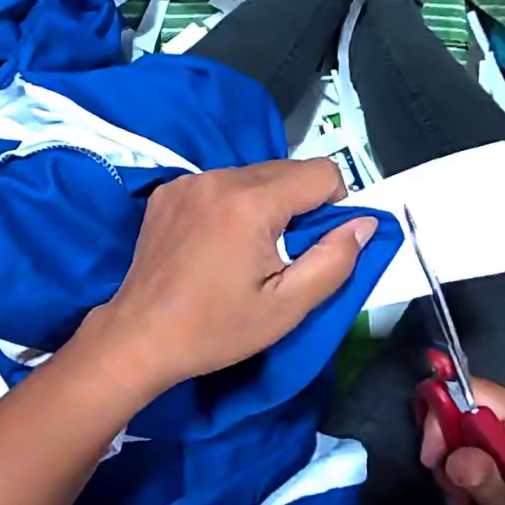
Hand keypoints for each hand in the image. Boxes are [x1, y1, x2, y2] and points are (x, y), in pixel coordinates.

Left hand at [77, 158, 377, 395]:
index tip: (317, 241)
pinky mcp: (167, 190)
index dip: (334, 204)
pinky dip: (229, 202)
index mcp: (251, 202)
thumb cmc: (216, 328)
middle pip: (286, 170)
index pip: (321, 172)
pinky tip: (214, 241)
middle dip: (299, 204)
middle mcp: (219, 177)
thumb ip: (334, 260)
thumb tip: (365, 222)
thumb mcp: (287, 307)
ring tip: (246, 248)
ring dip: (264, 201)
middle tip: (282, 252)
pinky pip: (218, 182)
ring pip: (252, 174)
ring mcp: (188, 181)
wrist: (140, 335)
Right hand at [420, 378, 504, 504]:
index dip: (444, 415)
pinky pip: (470, 470)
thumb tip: (452, 458)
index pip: (473, 391)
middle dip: (450, 460)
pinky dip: (464, 498)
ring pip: (460, 447)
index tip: (431, 458)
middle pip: (461, 418)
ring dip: (455, 486)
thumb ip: (490, 486)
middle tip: (456, 500)